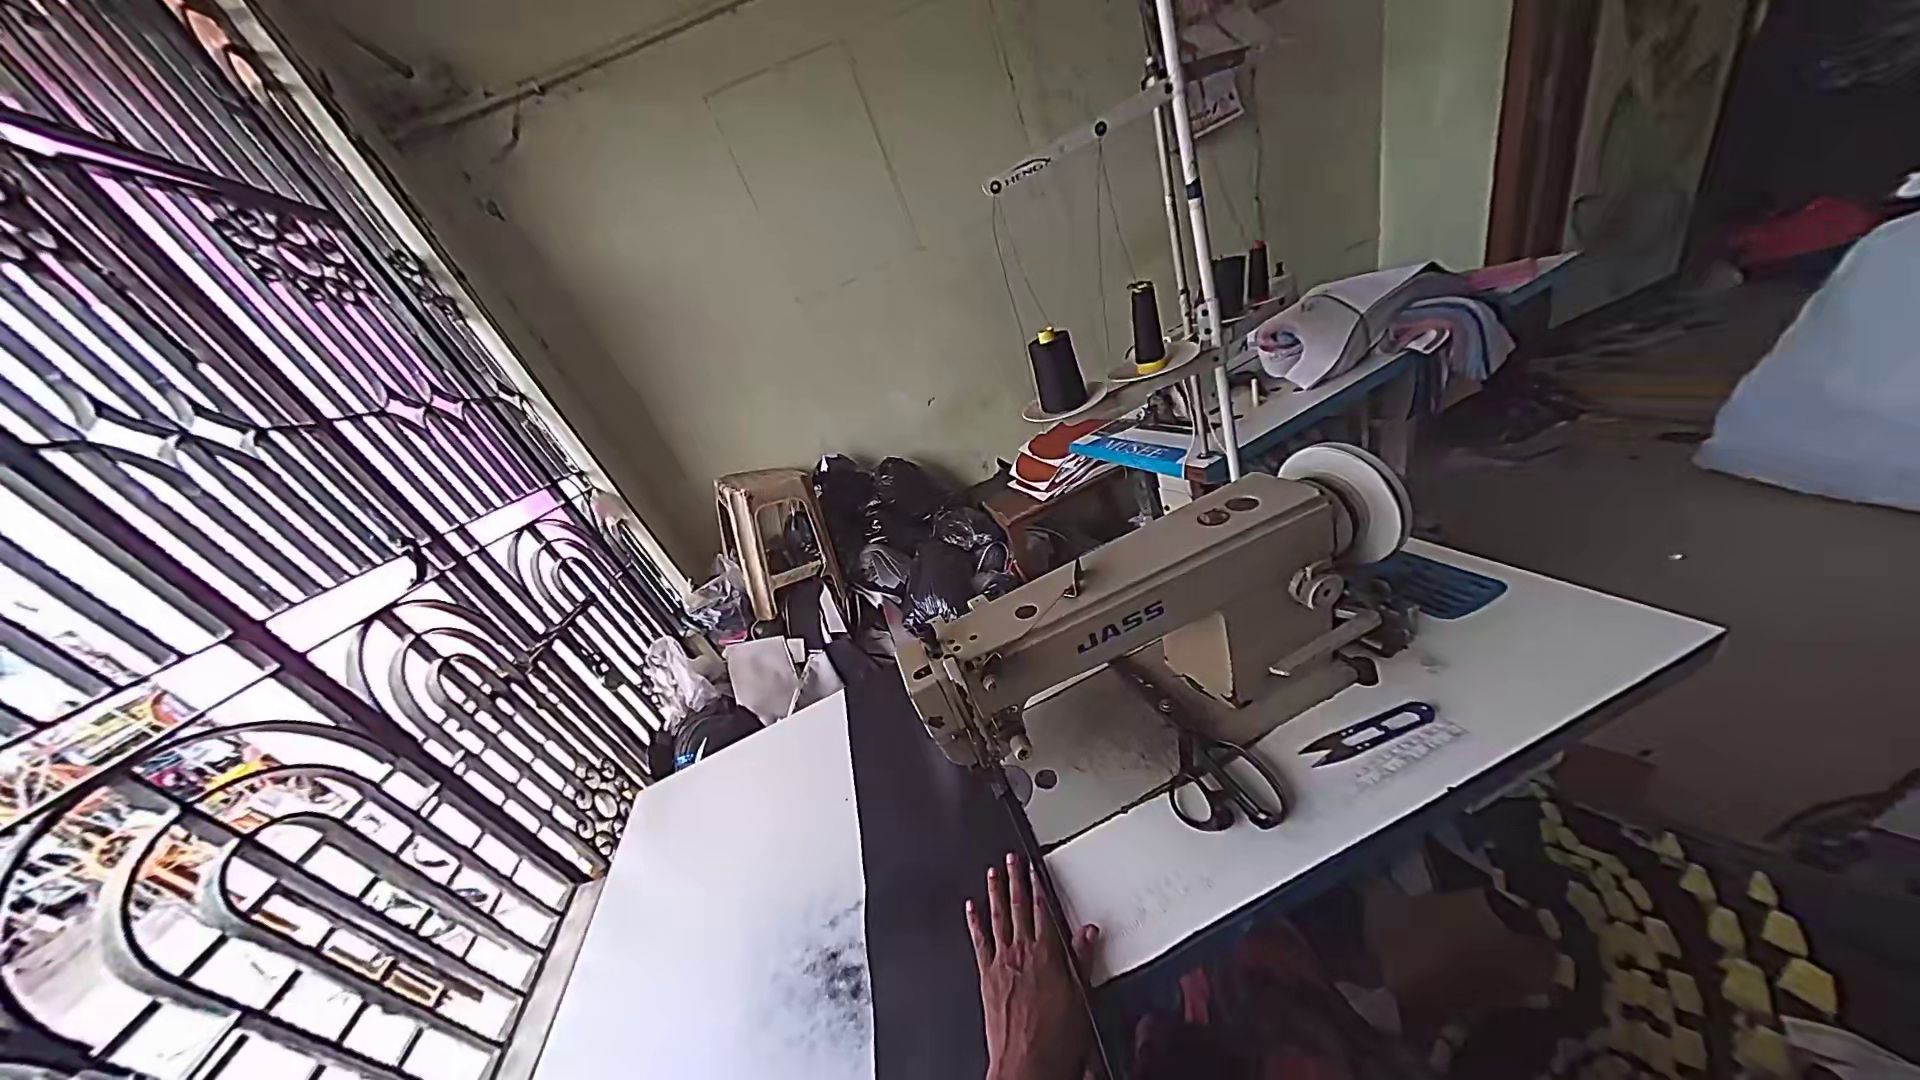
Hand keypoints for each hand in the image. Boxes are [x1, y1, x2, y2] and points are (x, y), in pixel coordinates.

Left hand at [968, 852, 1100, 1079]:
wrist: (1027, 1066)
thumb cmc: (1056, 1040)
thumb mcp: (1081, 999)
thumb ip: (1082, 960)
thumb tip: (1088, 933)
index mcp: (1048, 955)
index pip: (1043, 910)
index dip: (1038, 886)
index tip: (1033, 869)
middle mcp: (1022, 952)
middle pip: (1019, 907)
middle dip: (1015, 880)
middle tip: (1010, 859)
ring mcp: (1002, 962)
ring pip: (998, 917)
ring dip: (995, 892)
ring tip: (992, 873)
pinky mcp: (986, 975)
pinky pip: (979, 941)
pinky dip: (975, 922)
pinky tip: (971, 907)